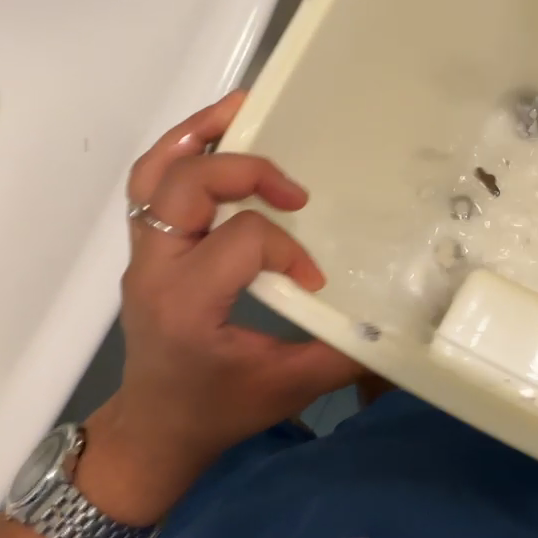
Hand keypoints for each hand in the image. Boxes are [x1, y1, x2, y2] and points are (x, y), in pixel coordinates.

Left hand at [80, 92, 359, 517]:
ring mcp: (144, 255)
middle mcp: (157, 268)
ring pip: (154, 173)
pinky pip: (151, 186)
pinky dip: (182, 153)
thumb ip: (340, 354)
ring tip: (242, 108)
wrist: (156, 429)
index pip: (243, 240)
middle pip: (187, 187)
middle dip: (246, 172)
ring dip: (198, 136)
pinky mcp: (147, 250)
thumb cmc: (218, 411)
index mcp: (190, 302)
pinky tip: (218, 140)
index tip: (313, 282)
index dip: (287, 251)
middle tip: (293, 189)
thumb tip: (393, 326)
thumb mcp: (287, 388)